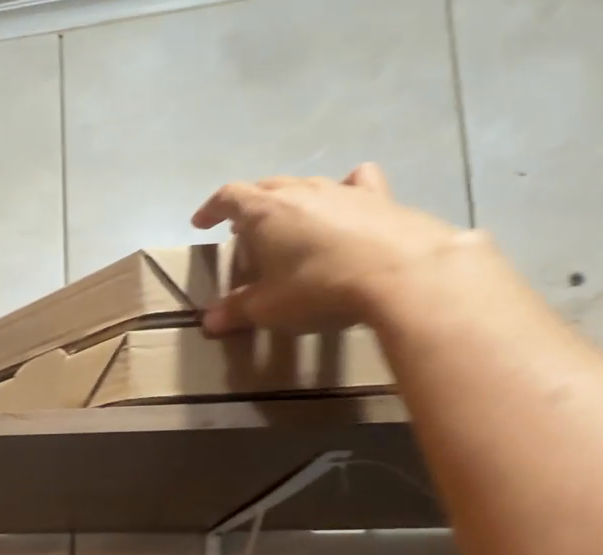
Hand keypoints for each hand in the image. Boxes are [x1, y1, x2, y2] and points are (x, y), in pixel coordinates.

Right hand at [192, 164, 468, 334]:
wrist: (401, 274)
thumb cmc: (319, 287)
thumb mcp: (268, 308)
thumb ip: (237, 310)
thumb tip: (209, 322)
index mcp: (265, 211)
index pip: (228, 197)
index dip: (211, 208)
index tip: (201, 223)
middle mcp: (301, 190)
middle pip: (266, 186)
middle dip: (250, 206)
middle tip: (243, 231)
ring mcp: (342, 190)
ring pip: (306, 185)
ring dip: (291, 201)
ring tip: (288, 224)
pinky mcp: (380, 198)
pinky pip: (356, 184)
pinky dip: (345, 190)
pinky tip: (346, 203)